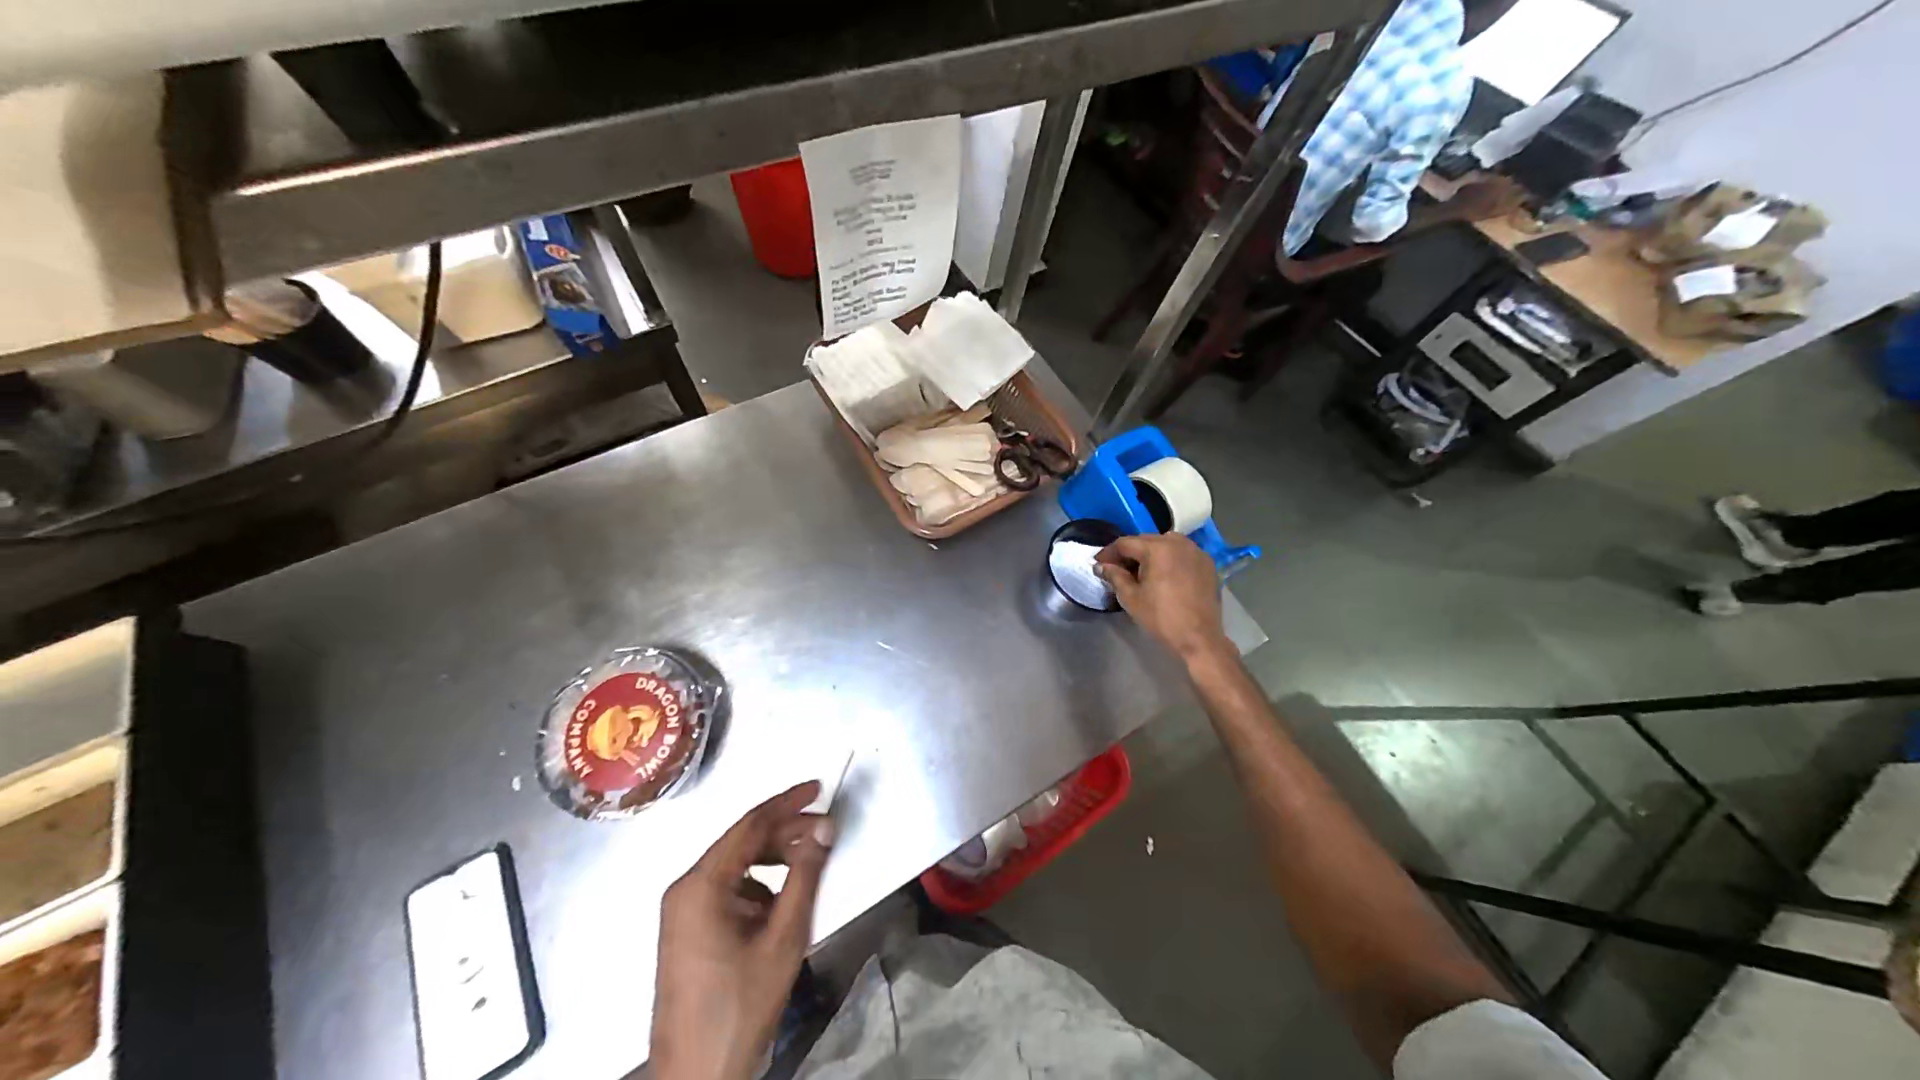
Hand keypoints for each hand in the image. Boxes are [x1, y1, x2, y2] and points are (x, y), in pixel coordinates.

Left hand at [651, 782, 834, 1079]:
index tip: (818, 788)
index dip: (787, 803)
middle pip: (740, 844)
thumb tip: (824, 826)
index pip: (750, 825)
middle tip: (824, 828)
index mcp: (701, 884)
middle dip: (784, 832)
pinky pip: (725, 890)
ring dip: (772, 860)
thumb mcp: (784, 936)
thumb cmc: (742, 1003)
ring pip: (734, 867)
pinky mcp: (686, 931)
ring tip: (807, 864)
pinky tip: (779, 906)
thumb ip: (805, 874)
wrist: (697, 1074)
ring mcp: (681, 911)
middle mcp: (685, 888)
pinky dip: (756, 886)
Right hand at [1096, 533, 1228, 662]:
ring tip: (1142, 570)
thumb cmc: (1161, 617)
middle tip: (1118, 568)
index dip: (1108, 553)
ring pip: (1166, 543)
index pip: (1125, 543)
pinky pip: (1183, 553)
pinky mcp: (1208, 563)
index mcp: (1157, 549)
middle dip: (1130, 552)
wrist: (1199, 638)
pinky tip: (1165, 574)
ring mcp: (1196, 552)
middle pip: (1146, 540)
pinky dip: (1170, 558)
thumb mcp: (1131, 598)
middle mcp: (1178, 543)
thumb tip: (1101, 566)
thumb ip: (1115, 576)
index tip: (1099, 564)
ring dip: (1150, 552)